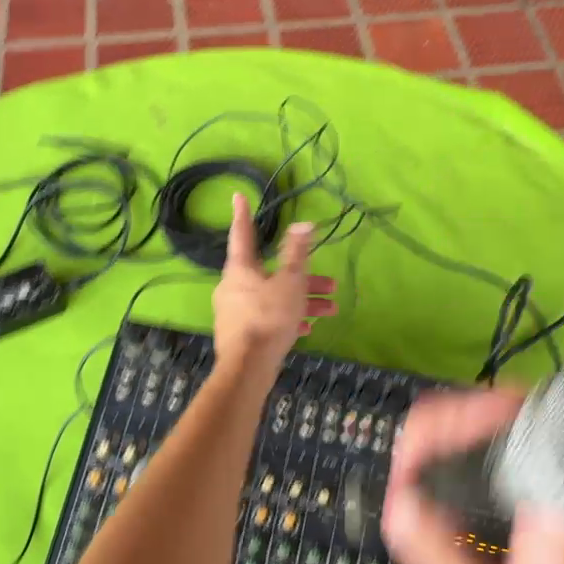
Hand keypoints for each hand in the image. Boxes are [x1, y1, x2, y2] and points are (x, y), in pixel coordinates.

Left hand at [211, 193, 336, 381]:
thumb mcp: (290, 282)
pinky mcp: (242, 335)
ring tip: (330, 309)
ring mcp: (236, 312)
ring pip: (273, 298)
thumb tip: (303, 223)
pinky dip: (288, 318)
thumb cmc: (269, 317)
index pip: (242, 233)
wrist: (248, 367)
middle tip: (330, 282)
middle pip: (270, 272)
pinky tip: (308, 328)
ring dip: (302, 301)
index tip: (238, 196)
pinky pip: (268, 319)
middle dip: (302, 276)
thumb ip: (298, 253)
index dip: (243, 214)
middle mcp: (233, 287)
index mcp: (240, 269)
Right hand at [381, 389, 563, 563]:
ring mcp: (553, 487)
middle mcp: (561, 484)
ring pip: (490, 429)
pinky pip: (492, 454)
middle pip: (495, 411)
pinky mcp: (541, 498)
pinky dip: (454, 460)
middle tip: (403, 478)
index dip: (460, 417)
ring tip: (411, 485)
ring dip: (441, 444)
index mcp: (559, 507)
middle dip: (436, 432)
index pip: (516, 418)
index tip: (415, 459)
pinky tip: (434, 497)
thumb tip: (399, 504)